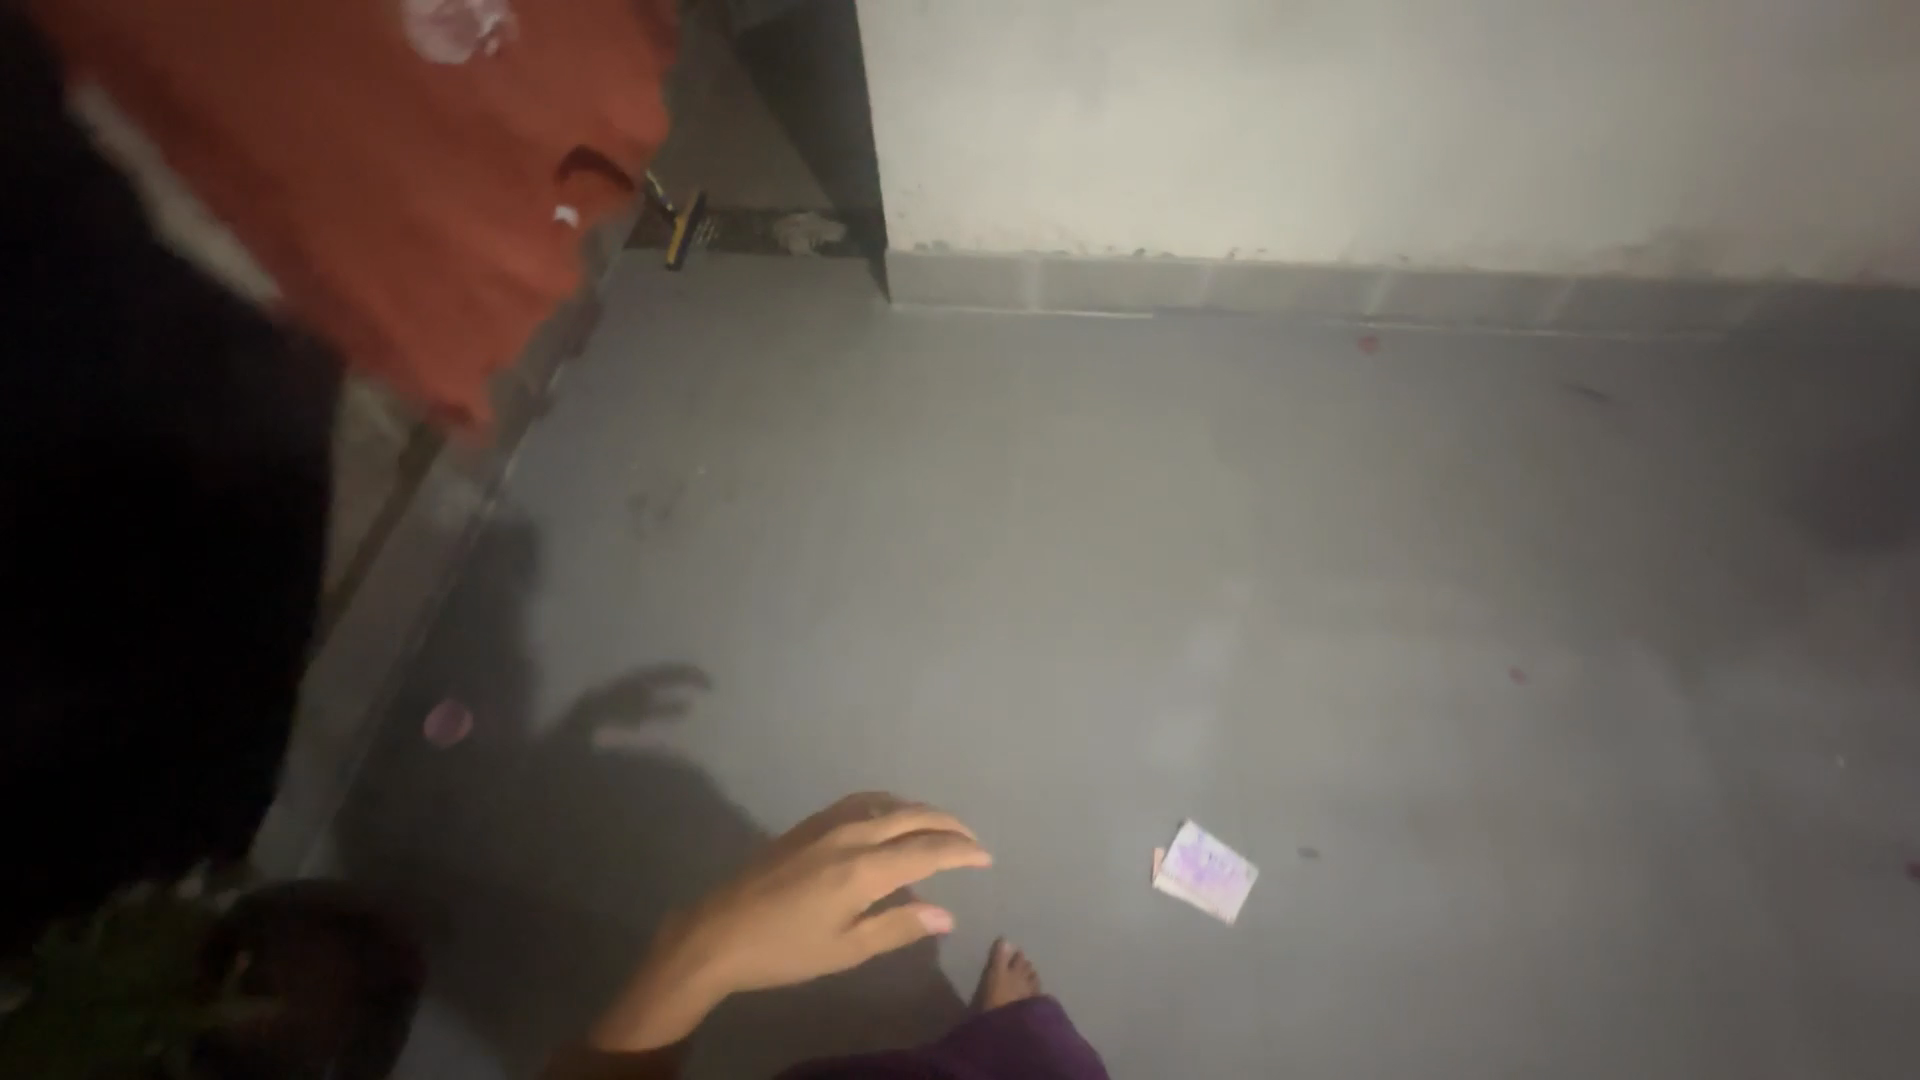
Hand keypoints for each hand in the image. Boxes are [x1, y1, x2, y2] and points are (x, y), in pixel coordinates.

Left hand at [589, 792, 990, 1051]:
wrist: (719, 930)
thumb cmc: (786, 949)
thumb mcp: (846, 949)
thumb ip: (899, 926)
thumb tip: (946, 913)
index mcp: (864, 868)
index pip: (928, 850)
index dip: (961, 852)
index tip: (985, 857)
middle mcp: (853, 833)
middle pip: (913, 817)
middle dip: (949, 825)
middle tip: (972, 840)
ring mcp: (830, 822)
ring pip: (890, 803)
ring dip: (922, 811)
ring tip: (940, 828)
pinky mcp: (812, 821)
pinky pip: (865, 801)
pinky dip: (892, 804)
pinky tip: (892, 816)